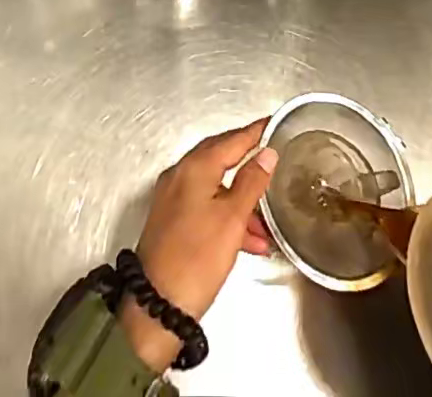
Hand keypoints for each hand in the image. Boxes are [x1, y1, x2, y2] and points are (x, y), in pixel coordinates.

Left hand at [120, 118, 279, 371]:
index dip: (256, 132)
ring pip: (216, 186)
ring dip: (242, 198)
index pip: (232, 139)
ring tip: (267, 218)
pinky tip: (250, 239)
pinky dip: (228, 215)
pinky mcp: (172, 221)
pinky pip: (207, 205)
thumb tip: (267, 153)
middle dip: (249, 161)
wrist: (156, 309)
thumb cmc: (197, 259)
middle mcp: (180, 176)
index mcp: (194, 168)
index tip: (275, 123)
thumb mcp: (232, 219)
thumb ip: (252, 182)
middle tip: (273, 157)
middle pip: (221, 157)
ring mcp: (173, 199)